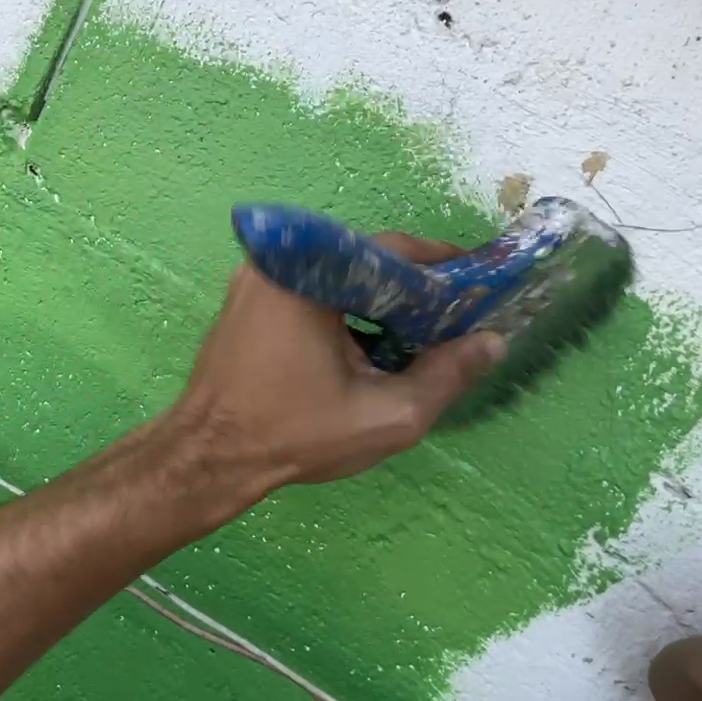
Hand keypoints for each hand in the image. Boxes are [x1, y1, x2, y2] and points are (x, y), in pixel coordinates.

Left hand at [164, 231, 505, 493]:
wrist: (210, 451)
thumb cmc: (295, 432)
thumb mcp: (385, 415)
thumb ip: (445, 376)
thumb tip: (491, 341)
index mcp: (308, 278)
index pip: (387, 249)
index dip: (437, 260)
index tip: (474, 276)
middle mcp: (277, 264)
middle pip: (357, 256)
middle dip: (406, 279)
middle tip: (448, 307)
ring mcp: (254, 277)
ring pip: (330, 270)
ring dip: (372, 292)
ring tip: (415, 324)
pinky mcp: (244, 296)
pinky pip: (303, 283)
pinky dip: (338, 300)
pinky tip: (364, 335)